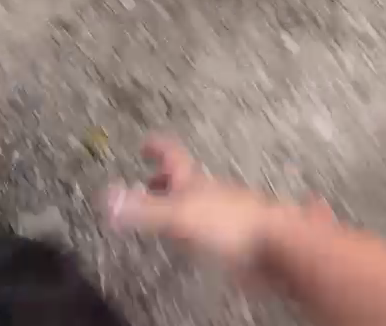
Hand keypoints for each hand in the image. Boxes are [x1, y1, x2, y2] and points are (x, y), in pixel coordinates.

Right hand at [103, 135, 330, 278]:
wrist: (279, 245)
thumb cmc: (229, 224)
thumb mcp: (179, 216)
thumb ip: (144, 209)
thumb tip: (105, 197)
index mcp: (195, 181)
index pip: (173, 155)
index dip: (158, 146)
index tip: (146, 141)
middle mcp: (210, 192)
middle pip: (185, 180)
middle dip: (165, 180)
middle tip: (148, 182)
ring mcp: (227, 213)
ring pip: (199, 202)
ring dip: (182, 204)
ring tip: (168, 214)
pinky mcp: (238, 238)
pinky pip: (213, 226)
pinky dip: (199, 226)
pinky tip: (200, 239)